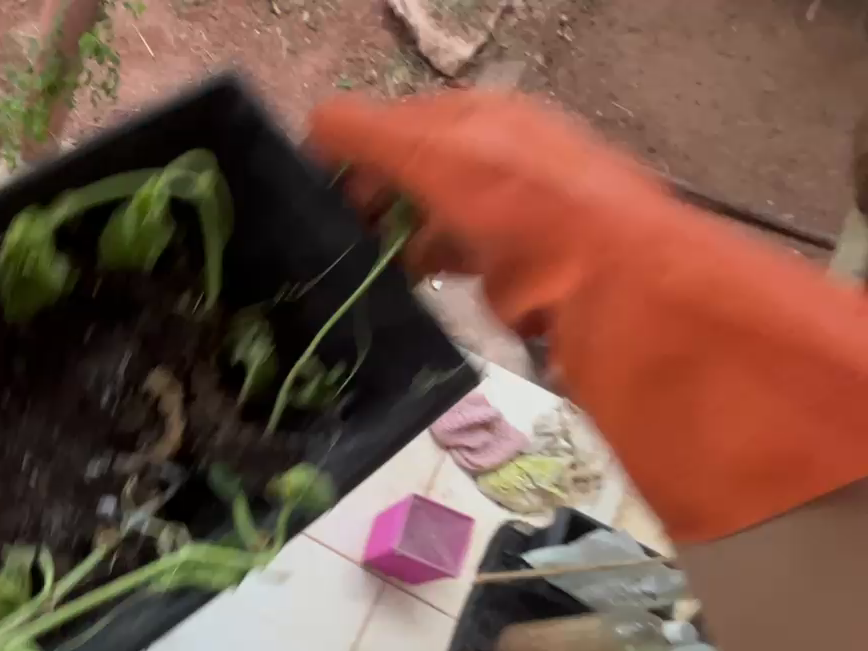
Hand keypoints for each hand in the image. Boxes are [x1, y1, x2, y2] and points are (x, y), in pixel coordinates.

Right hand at [306, 90, 671, 337]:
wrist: (592, 269)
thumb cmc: (510, 199)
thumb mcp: (429, 148)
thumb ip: (367, 132)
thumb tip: (312, 123)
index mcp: (470, 116)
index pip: (388, 123)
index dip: (349, 151)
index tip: (317, 190)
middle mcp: (479, 154)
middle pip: (396, 172)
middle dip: (361, 199)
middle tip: (334, 231)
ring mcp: (486, 208)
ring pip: (409, 218)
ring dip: (380, 239)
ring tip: (357, 261)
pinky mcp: (488, 257)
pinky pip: (429, 257)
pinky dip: (409, 268)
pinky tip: (396, 281)